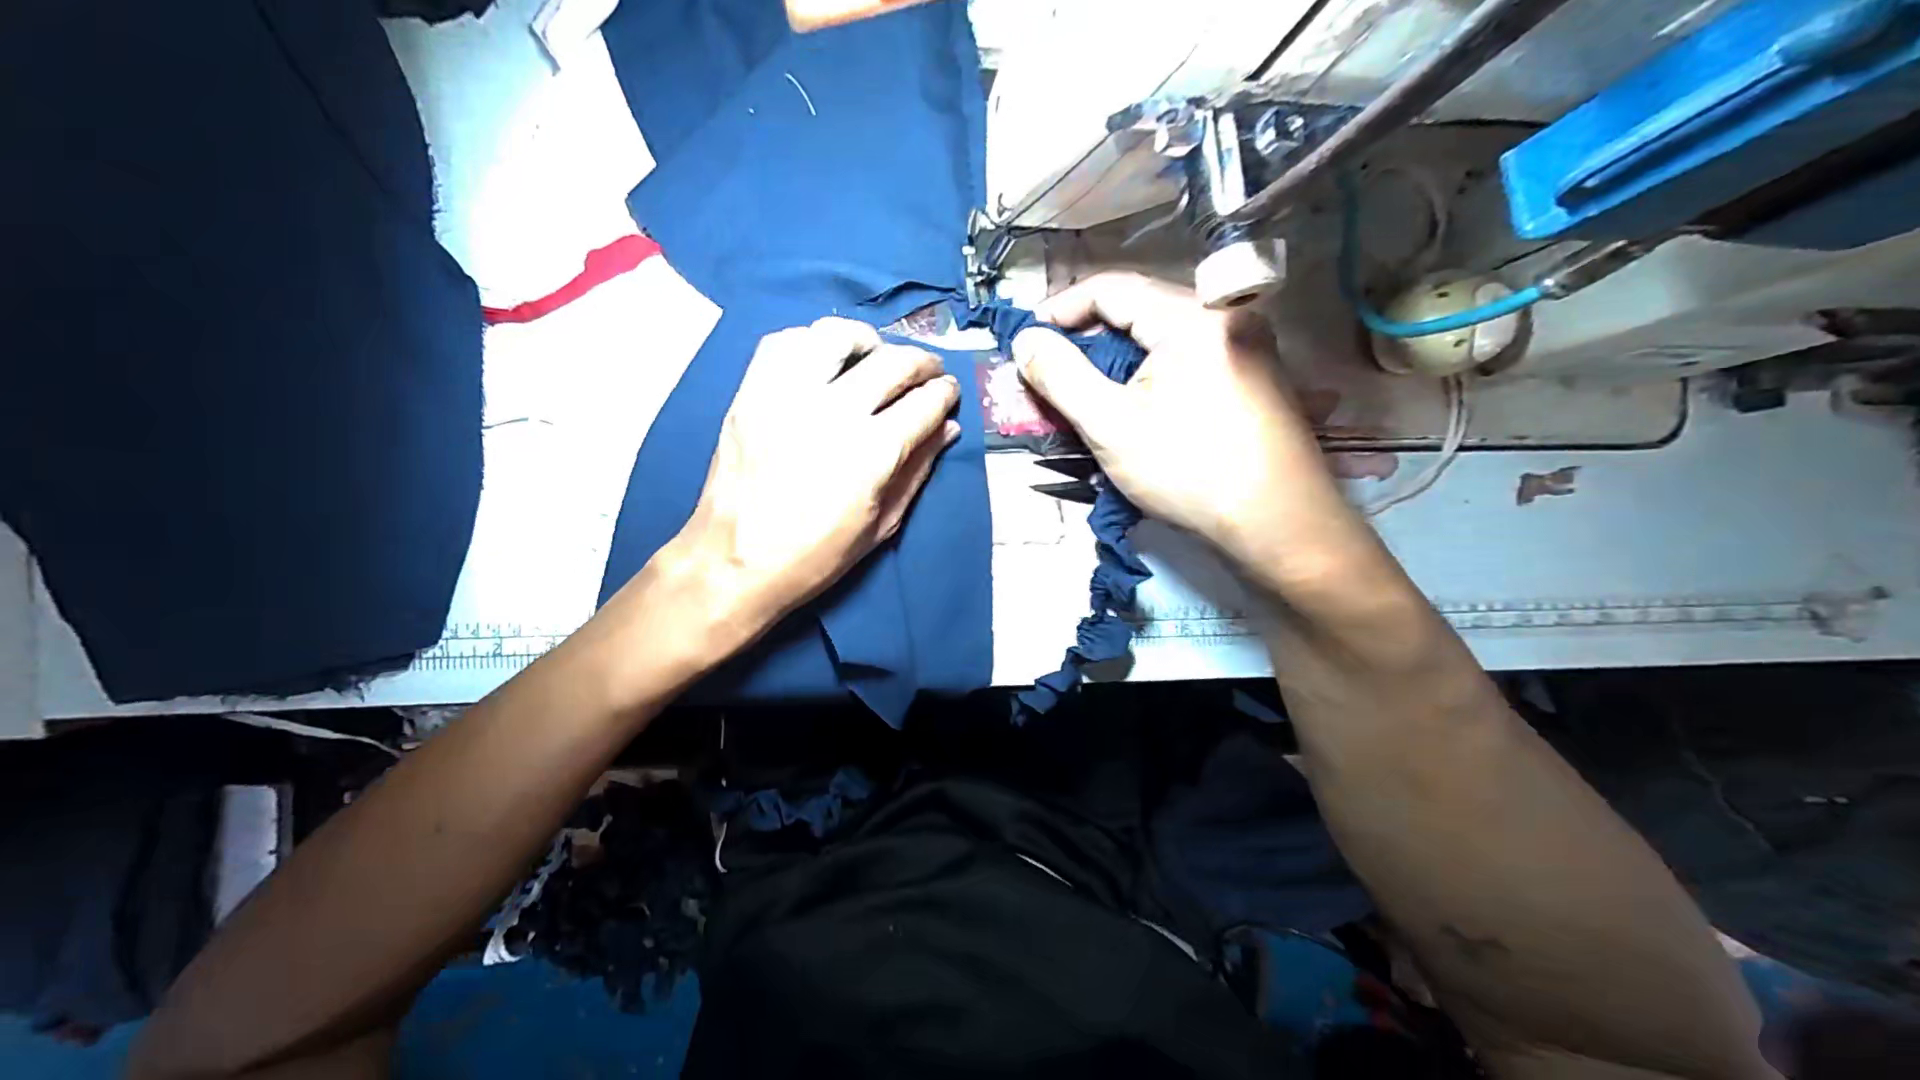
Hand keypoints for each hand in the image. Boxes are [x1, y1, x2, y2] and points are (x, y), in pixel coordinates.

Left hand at [648, 317, 959, 654]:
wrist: (735, 563)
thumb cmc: (815, 556)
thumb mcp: (881, 524)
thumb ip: (917, 470)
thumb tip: (947, 429)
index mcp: (872, 452)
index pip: (924, 403)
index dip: (945, 393)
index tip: (948, 392)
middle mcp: (834, 412)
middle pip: (892, 362)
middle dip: (921, 362)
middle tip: (926, 371)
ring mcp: (787, 396)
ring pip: (836, 336)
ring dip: (866, 340)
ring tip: (874, 354)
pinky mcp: (751, 392)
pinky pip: (783, 342)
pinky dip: (810, 341)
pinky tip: (822, 359)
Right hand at [1013, 273, 1377, 595]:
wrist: (1280, 525)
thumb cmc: (1190, 473)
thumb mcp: (1110, 425)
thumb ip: (1060, 376)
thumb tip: (1025, 340)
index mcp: (1193, 316)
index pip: (1112, 288)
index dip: (1061, 309)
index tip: (1028, 340)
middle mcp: (1227, 316)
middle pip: (1140, 308)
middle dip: (1088, 337)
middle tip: (1052, 371)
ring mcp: (1249, 345)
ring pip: (1164, 336)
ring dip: (1118, 358)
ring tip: (1087, 393)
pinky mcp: (1255, 376)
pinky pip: (1189, 357)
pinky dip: (1151, 373)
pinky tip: (1136, 405)